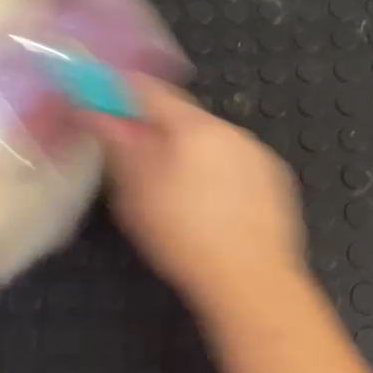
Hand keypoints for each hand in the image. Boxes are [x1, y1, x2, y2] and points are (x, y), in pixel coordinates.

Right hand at [85, 77, 307, 306]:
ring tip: (175, 194)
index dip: (120, 92)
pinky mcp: (276, 180)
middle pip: (182, 117)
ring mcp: (258, 154)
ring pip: (211, 142)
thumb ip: (117, 145)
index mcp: (193, 126)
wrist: (252, 282)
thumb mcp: (135, 195)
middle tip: (133, 159)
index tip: (100, 101)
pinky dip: (218, 174)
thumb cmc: (184, 238)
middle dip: (156, 131)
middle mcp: (231, 129)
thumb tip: (96, 111)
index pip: (149, 90)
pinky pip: (236, 164)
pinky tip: (210, 208)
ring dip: (189, 154)